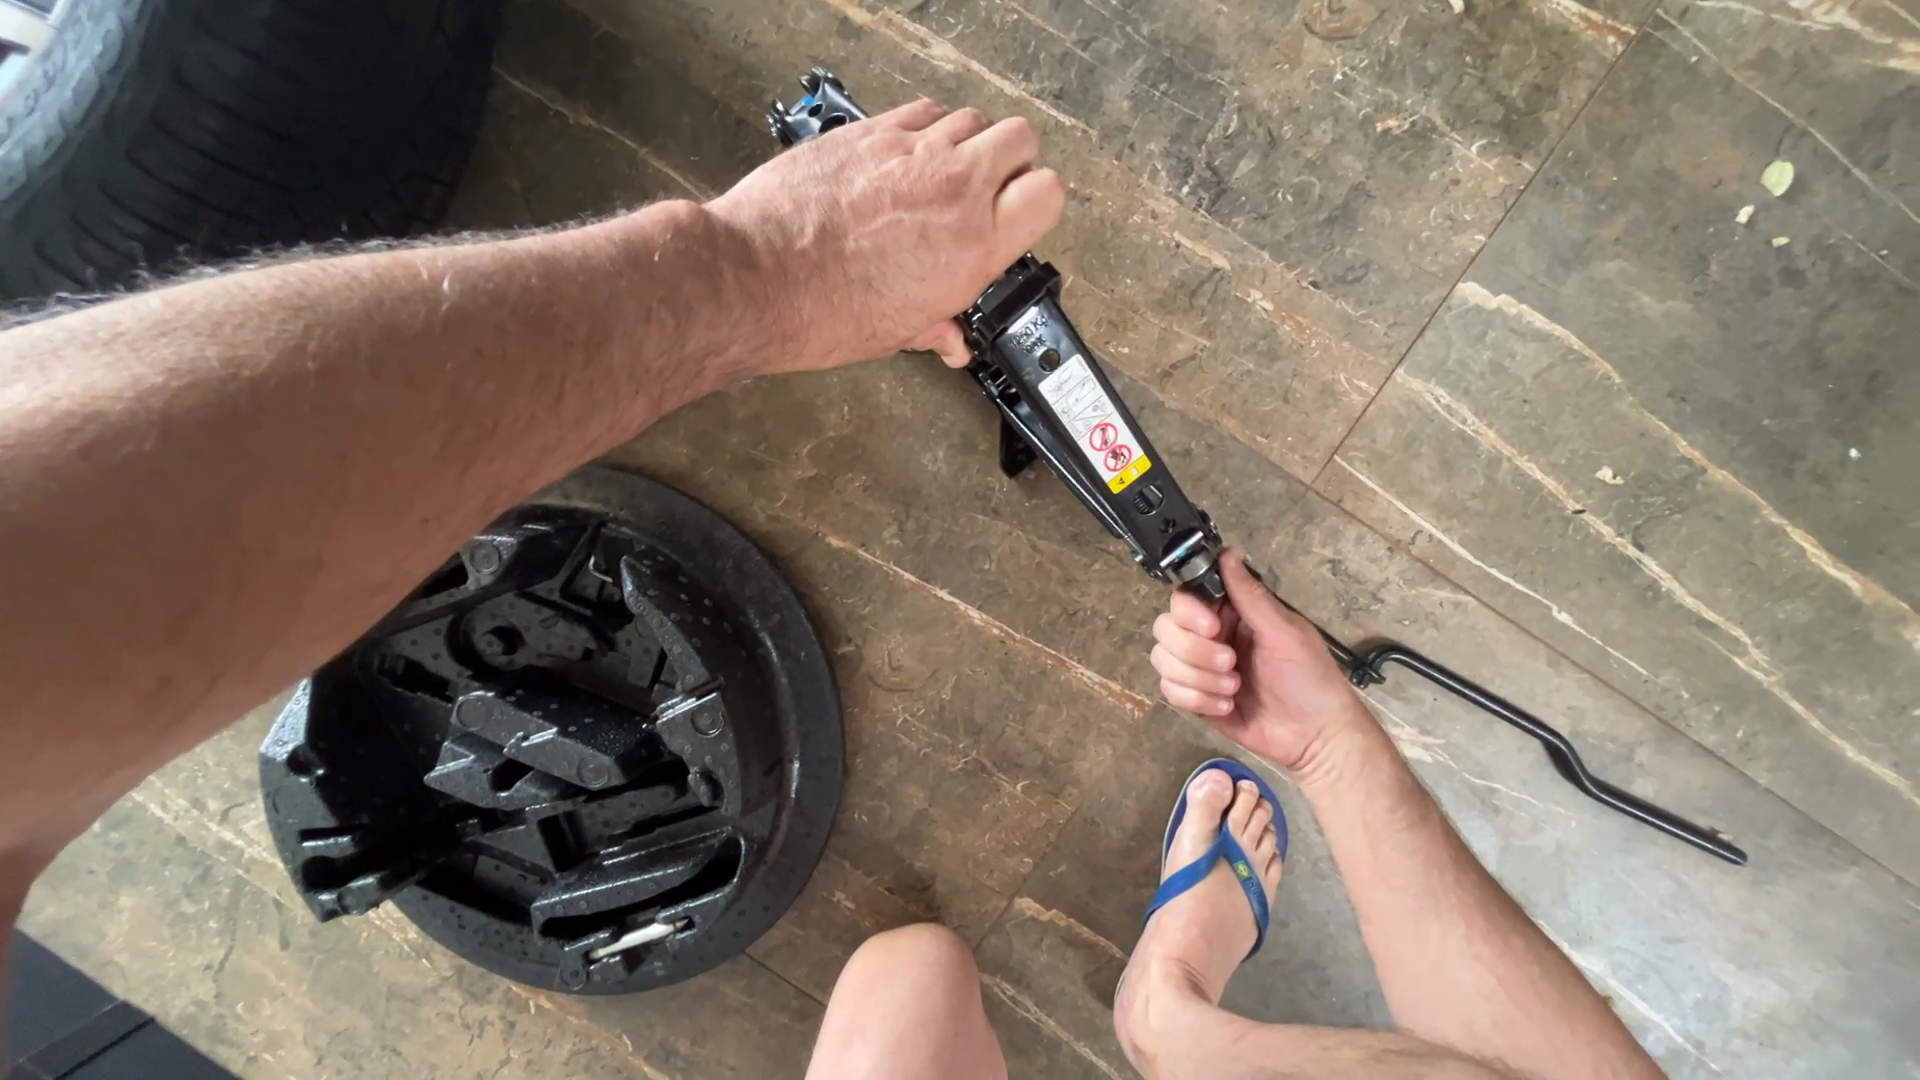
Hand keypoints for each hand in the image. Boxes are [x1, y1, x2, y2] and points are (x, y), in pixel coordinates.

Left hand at [704, 98, 1064, 372]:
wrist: (758, 280)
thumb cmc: (822, 313)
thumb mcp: (897, 332)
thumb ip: (936, 327)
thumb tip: (951, 342)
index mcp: (973, 248)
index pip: (1048, 193)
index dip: (1039, 199)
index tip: (1022, 213)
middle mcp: (953, 191)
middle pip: (1019, 137)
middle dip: (1011, 160)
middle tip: (989, 187)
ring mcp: (912, 153)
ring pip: (970, 118)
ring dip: (966, 144)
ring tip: (942, 176)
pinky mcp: (871, 131)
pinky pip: (921, 111)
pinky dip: (924, 131)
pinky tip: (906, 160)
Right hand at [1150, 548, 1373, 772]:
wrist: (1314, 736)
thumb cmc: (1309, 678)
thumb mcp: (1284, 632)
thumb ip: (1250, 595)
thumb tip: (1228, 551)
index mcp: (1230, 613)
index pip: (1185, 597)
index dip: (1190, 612)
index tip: (1212, 628)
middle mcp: (1208, 636)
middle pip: (1165, 628)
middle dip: (1195, 652)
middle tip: (1231, 664)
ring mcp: (1198, 668)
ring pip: (1162, 660)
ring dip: (1199, 679)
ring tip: (1234, 689)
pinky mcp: (1194, 698)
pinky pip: (1169, 690)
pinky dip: (1197, 700)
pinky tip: (1226, 707)